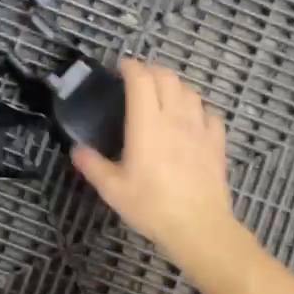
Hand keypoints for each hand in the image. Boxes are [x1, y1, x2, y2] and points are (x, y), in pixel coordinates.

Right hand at [71, 59, 243, 259]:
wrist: (198, 227)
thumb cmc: (151, 206)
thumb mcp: (112, 189)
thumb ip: (92, 165)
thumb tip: (77, 150)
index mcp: (146, 124)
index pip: (141, 79)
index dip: (130, 66)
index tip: (119, 67)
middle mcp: (174, 117)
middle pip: (167, 77)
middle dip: (151, 70)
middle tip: (137, 79)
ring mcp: (200, 128)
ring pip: (189, 91)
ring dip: (174, 85)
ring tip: (162, 95)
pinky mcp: (217, 142)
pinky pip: (209, 112)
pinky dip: (197, 107)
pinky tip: (190, 118)